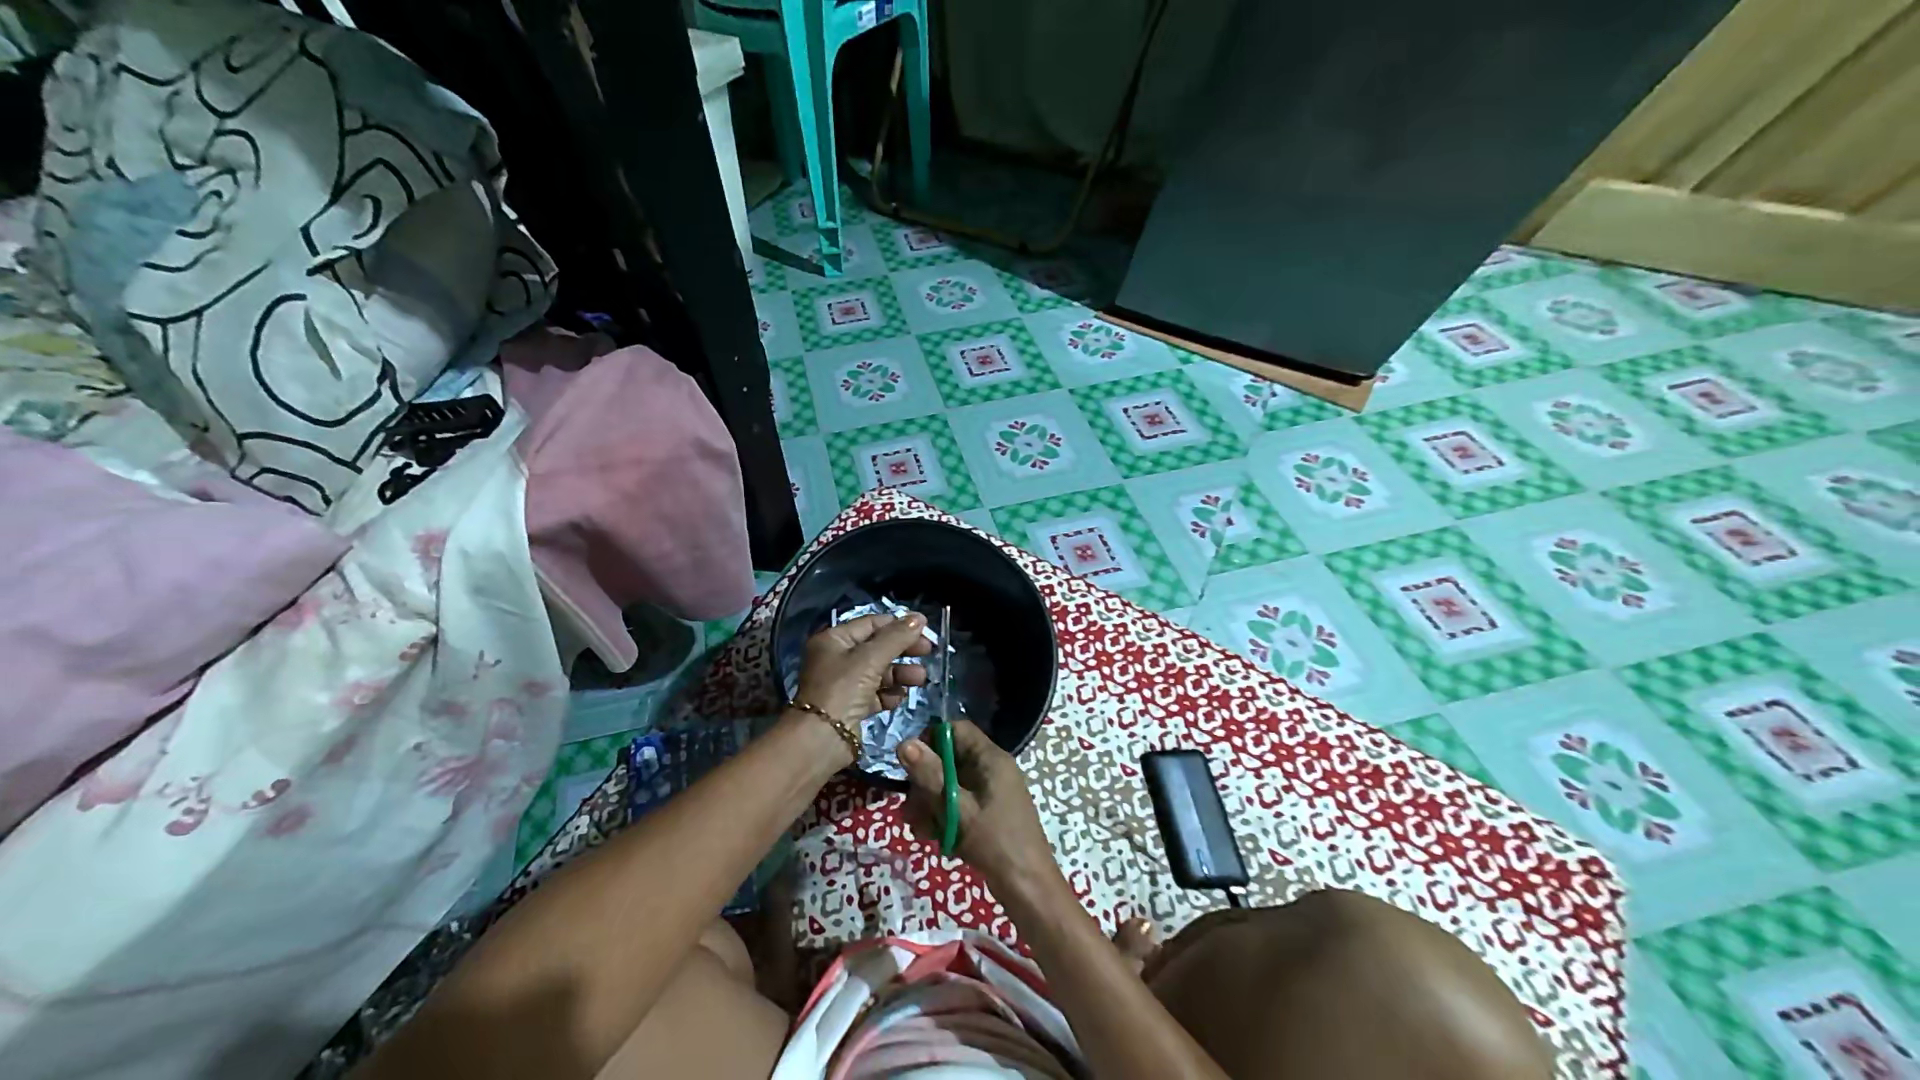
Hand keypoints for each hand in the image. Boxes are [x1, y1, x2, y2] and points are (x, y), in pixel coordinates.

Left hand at [793, 613, 933, 729]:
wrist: (821, 739)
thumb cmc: (842, 689)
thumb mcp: (870, 658)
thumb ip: (896, 637)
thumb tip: (919, 618)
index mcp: (834, 640)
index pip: (871, 624)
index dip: (898, 624)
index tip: (924, 628)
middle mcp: (837, 659)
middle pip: (877, 647)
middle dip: (903, 650)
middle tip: (929, 651)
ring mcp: (844, 684)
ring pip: (879, 672)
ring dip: (901, 673)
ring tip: (920, 679)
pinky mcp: (852, 706)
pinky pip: (876, 694)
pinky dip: (890, 693)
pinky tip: (900, 697)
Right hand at [899, 719, 1056, 890]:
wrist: (1027, 888)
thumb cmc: (995, 842)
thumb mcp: (957, 808)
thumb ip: (930, 775)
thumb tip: (904, 743)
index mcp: (990, 758)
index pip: (956, 730)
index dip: (930, 741)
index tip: (910, 765)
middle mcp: (990, 769)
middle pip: (948, 759)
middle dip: (925, 782)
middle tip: (911, 809)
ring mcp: (989, 791)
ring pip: (949, 783)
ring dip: (930, 803)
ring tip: (920, 829)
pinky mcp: (986, 812)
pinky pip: (957, 802)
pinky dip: (942, 816)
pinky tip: (932, 836)